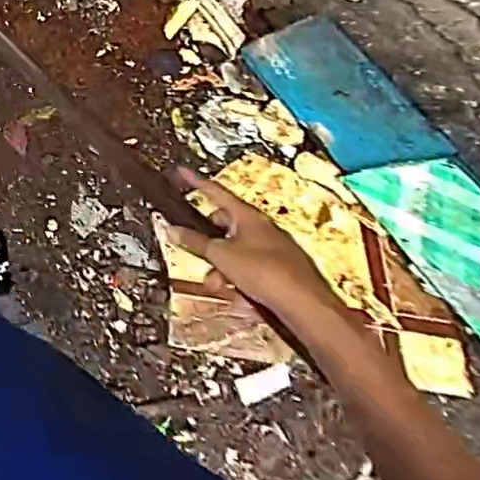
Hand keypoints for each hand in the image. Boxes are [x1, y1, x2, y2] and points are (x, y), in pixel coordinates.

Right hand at [164, 167, 342, 319]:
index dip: (196, 182)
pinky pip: (252, 268)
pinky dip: (240, 278)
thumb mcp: (220, 255)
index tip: (182, 172)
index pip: (216, 192)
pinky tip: (240, 294)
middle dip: (209, 242)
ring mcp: (274, 249)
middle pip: (225, 226)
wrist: (306, 307)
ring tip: (219, 284)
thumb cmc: (265, 273)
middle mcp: (262, 228)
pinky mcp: (282, 271)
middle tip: (199, 254)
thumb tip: (173, 229)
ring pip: (237, 251)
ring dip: (223, 267)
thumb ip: (195, 241)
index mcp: (247, 216)